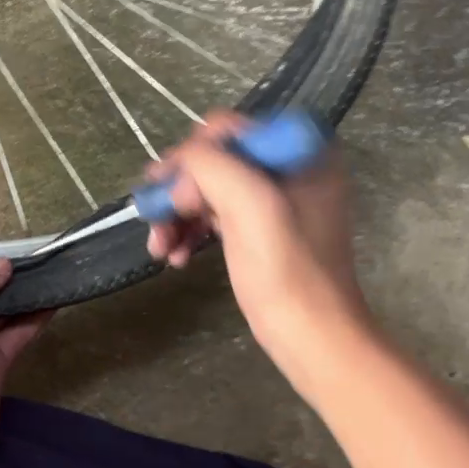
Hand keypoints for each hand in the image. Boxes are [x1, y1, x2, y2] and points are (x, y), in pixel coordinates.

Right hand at [145, 111, 374, 393]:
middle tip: (157, 219)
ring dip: (174, 212)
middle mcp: (287, 167)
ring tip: (158, 245)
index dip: (193, 158)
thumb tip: (176, 172)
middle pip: (209, 158)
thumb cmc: (286, 269)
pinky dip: (186, 229)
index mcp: (299, 151)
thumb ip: (208, 164)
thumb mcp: (248, 202)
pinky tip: (172, 254)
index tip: (176, 194)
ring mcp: (273, 200)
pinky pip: (210, 212)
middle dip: (177, 189)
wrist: (311, 337)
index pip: (224, 129)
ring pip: (203, 187)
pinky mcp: (258, 229)